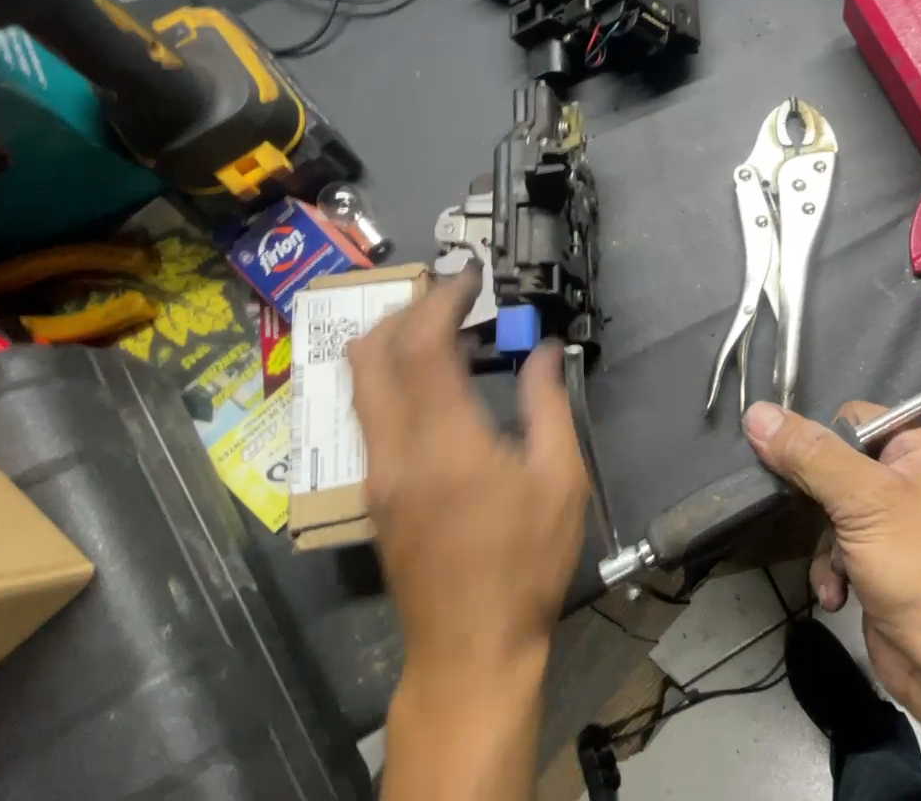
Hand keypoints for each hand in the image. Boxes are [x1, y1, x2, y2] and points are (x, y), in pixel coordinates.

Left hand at [348, 266, 587, 694]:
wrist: (470, 644)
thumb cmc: (527, 562)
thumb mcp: (561, 480)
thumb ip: (547, 405)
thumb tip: (542, 352)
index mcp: (446, 442)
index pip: (423, 346)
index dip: (443, 299)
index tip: (470, 277)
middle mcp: (395, 450)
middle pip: (369, 354)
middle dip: (405, 310)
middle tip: (452, 297)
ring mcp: (376, 473)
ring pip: (359, 384)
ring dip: (393, 343)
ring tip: (446, 333)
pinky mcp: (374, 494)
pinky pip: (370, 415)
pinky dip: (393, 379)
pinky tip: (436, 387)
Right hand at [742, 400, 920, 737]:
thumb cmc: (920, 570)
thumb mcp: (864, 502)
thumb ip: (811, 457)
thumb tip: (757, 413)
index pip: (854, 420)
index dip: (823, 445)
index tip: (801, 476)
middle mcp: (914, 476)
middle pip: (837, 467)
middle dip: (821, 507)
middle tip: (819, 523)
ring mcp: (899, 521)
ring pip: (832, 512)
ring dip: (826, 547)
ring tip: (839, 572)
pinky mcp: (884, 560)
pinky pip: (839, 549)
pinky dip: (832, 572)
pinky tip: (839, 596)